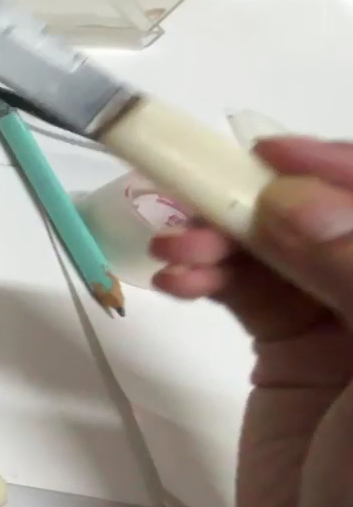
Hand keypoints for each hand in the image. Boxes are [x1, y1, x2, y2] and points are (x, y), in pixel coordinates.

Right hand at [152, 137, 352, 506]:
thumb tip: (295, 200)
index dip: (346, 171)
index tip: (268, 155)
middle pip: (337, 222)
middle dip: (261, 204)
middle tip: (187, 204)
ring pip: (284, 249)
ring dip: (220, 241)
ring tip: (171, 256)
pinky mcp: (300, 351)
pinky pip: (247, 290)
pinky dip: (206, 275)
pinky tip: (178, 279)